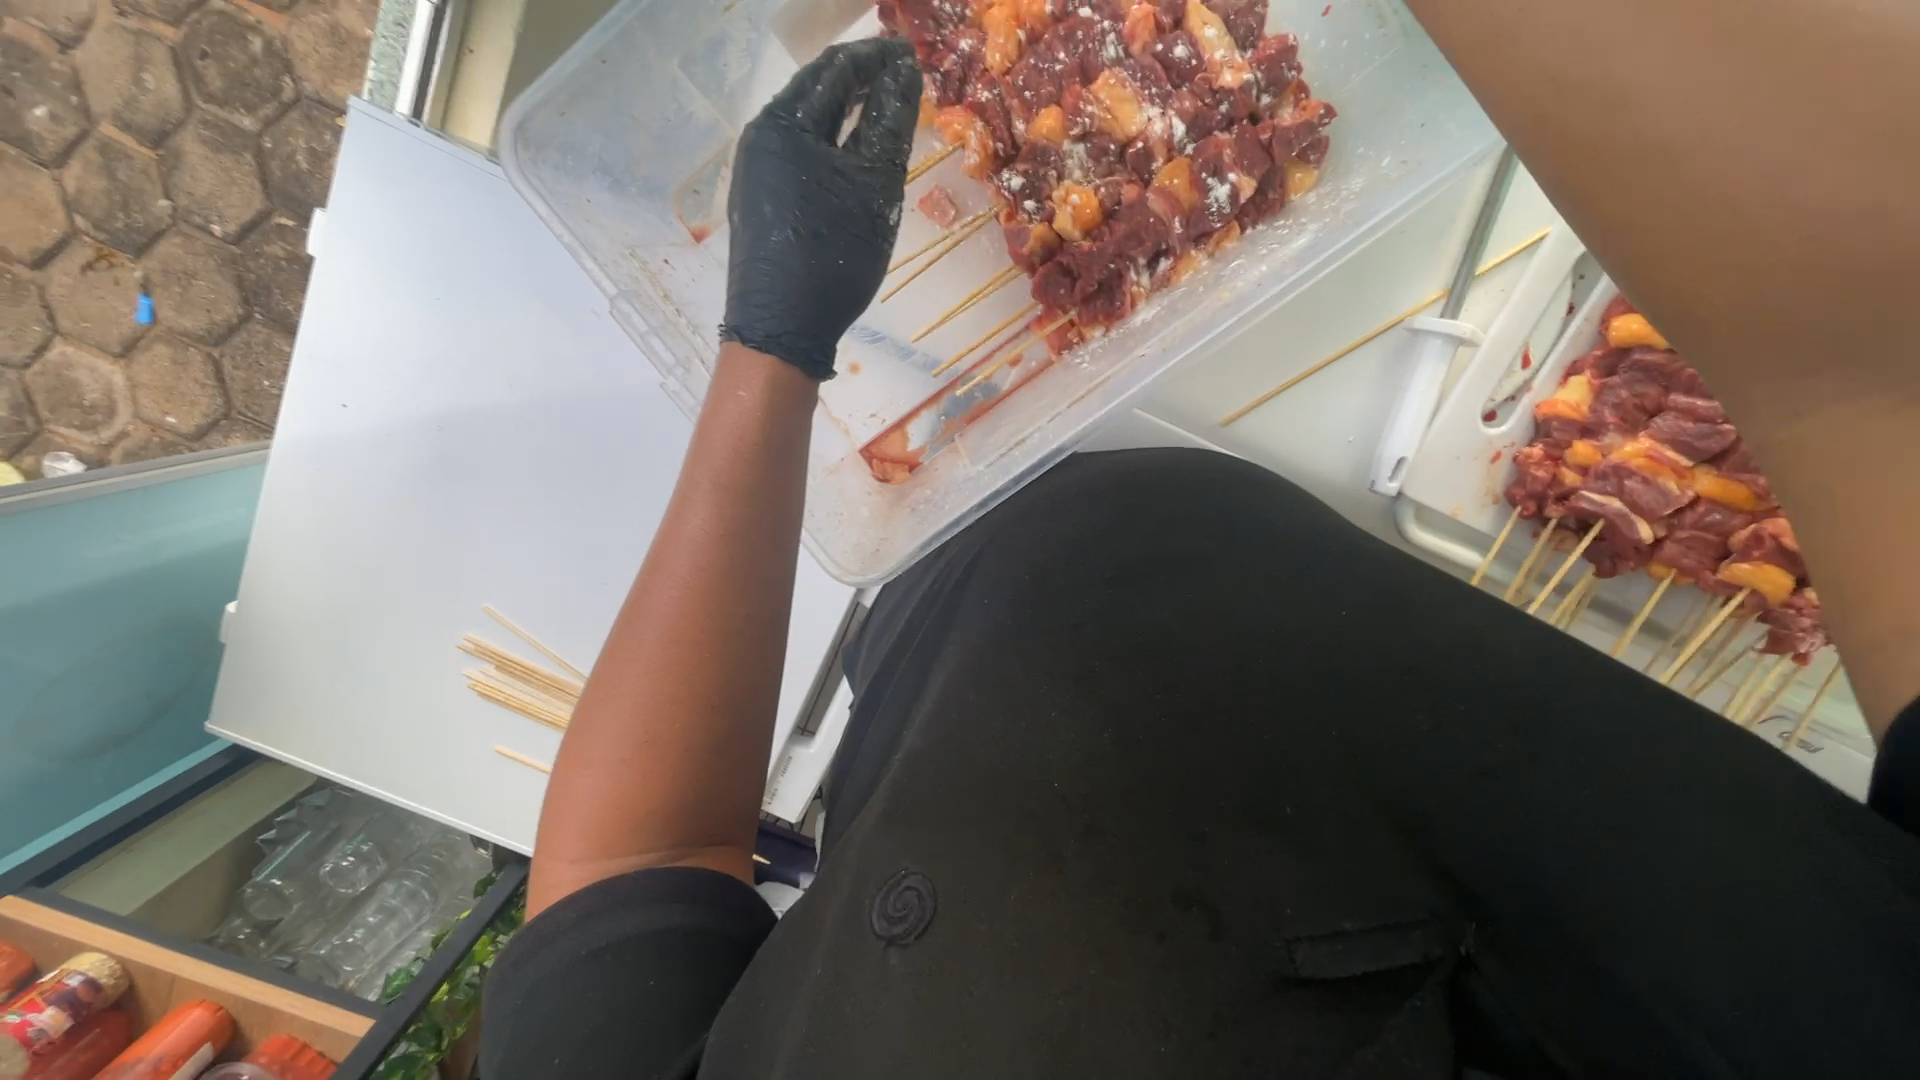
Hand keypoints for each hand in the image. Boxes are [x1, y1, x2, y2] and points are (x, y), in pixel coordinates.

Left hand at [719, 38, 922, 380]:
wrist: (780, 328)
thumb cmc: (832, 256)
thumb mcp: (874, 188)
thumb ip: (889, 124)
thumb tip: (905, 73)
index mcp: (784, 124)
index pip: (836, 70)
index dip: (876, 59)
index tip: (910, 54)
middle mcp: (761, 137)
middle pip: (814, 92)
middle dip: (857, 80)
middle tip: (897, 76)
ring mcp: (754, 170)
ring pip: (804, 124)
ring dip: (841, 111)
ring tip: (877, 108)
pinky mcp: (758, 200)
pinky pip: (796, 154)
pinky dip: (826, 142)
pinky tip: (846, 154)